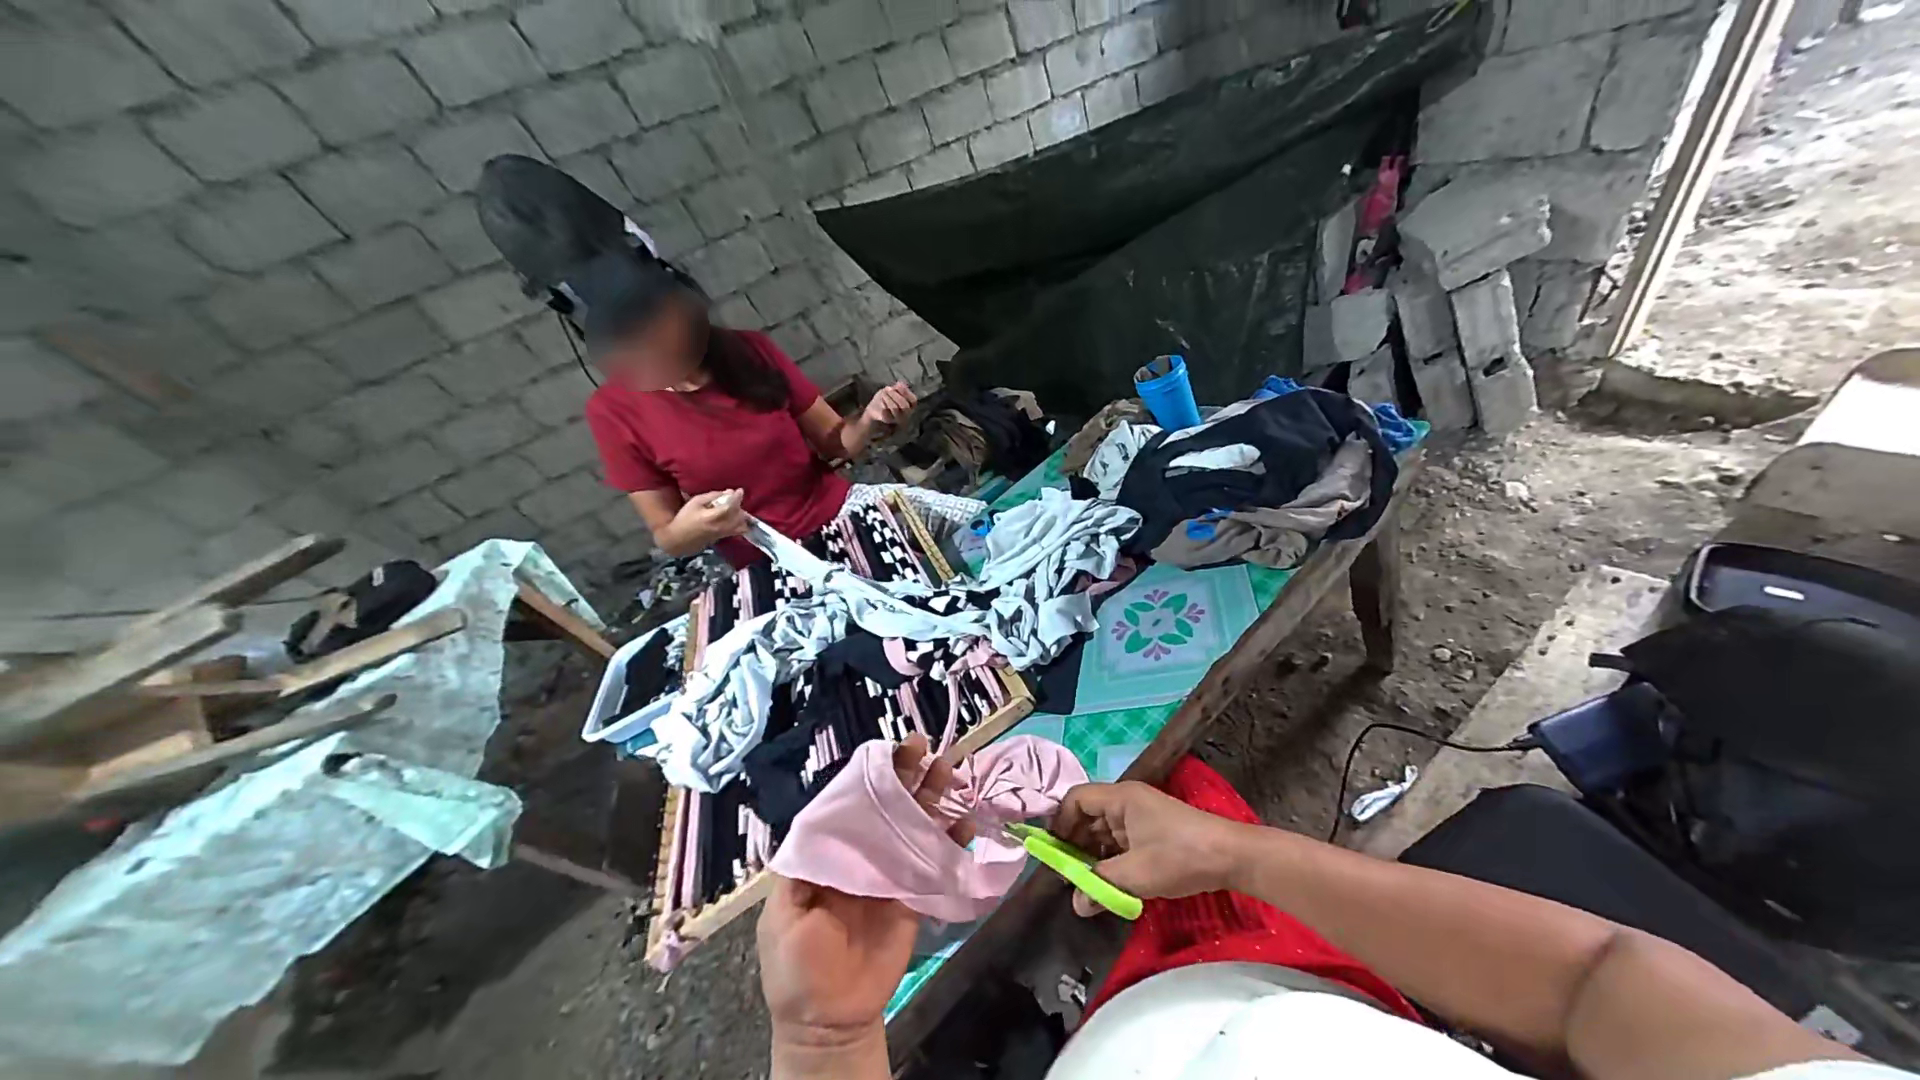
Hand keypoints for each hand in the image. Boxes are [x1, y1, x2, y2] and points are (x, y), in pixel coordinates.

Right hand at [676, 488, 745, 545]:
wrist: (680, 538)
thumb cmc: (685, 518)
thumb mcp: (695, 502)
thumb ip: (712, 496)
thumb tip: (728, 492)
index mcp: (711, 517)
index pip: (729, 507)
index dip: (737, 498)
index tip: (739, 490)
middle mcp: (720, 526)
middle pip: (738, 516)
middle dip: (739, 505)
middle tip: (734, 499)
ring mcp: (724, 533)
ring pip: (742, 524)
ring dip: (742, 515)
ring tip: (735, 508)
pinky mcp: (725, 537)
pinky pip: (739, 530)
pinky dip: (742, 523)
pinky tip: (737, 517)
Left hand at [758, 736, 971, 1069]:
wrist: (830, 1020)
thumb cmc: (796, 967)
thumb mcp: (784, 916)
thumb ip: (800, 871)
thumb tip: (816, 824)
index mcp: (829, 852)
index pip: (850, 803)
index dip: (869, 776)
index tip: (888, 751)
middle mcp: (862, 853)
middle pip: (886, 806)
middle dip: (904, 774)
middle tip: (921, 745)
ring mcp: (889, 871)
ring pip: (913, 824)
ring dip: (930, 796)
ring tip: (948, 768)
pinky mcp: (913, 894)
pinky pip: (934, 861)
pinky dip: (952, 840)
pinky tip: (965, 821)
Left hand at [861, 381, 915, 427]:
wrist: (875, 409)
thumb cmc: (886, 398)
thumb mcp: (893, 391)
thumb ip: (897, 388)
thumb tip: (900, 383)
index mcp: (910, 405)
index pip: (913, 400)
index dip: (906, 392)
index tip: (898, 385)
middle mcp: (906, 413)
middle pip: (905, 405)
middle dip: (895, 395)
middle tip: (888, 388)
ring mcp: (897, 418)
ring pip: (895, 409)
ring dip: (889, 399)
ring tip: (883, 393)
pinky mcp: (888, 420)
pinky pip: (887, 414)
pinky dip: (884, 405)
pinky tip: (881, 401)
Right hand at [1051, 781, 1253, 916]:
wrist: (1232, 858)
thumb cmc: (1180, 857)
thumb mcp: (1136, 874)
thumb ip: (1100, 884)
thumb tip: (1075, 903)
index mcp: (1120, 798)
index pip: (1076, 799)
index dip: (1060, 824)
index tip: (1054, 853)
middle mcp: (1127, 801)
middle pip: (1087, 814)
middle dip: (1074, 842)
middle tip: (1066, 873)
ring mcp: (1141, 815)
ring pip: (1103, 830)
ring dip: (1092, 853)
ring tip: (1085, 881)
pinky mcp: (1152, 831)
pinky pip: (1119, 839)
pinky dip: (1110, 857)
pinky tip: (1108, 879)